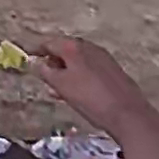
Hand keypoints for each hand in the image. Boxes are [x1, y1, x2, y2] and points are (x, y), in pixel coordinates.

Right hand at [34, 37, 158, 141]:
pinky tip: (79, 91)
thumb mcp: (62, 86)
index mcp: (73, 47)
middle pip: (65, 48)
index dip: (36, 49)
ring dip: (66, 69)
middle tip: (44, 73)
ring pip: (78, 59)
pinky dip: (79, 74)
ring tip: (59, 86)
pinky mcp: (114, 71)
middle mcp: (89, 47)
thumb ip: (45, 72)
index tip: (27, 55)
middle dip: (53, 59)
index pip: (49, 42)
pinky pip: (90, 68)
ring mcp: (104, 58)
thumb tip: (34, 62)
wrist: (130, 116)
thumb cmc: (91, 99)